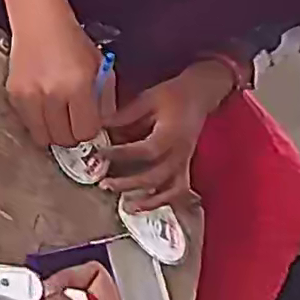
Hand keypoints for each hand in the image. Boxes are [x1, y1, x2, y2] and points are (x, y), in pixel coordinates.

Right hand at [7, 9, 110, 147]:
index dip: (90, 130)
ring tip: (58, 117)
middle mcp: (53, 93)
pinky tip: (43, 105)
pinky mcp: (14, 94)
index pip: (86, 131)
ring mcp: (30, 95)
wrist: (39, 23)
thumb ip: (105, 99)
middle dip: (72, 135)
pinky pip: (28, 123)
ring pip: (43, 137)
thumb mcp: (100, 66)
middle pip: (64, 139)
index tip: (89, 123)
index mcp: (78, 85)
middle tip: (73, 122)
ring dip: (53, 132)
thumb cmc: (71, 41)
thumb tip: (102, 125)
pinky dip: (37, 121)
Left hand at [103, 59, 237, 210]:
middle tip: (104, 183)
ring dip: (148, 200)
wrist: (200, 94)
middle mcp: (180, 152)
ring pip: (170, 190)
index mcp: (171, 135)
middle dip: (128, 183)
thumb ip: (124, 116)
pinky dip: (162, 201)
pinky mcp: (185, 166)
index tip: (100, 154)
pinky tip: (143, 205)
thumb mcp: (147, 99)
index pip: (145, 151)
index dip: (122, 155)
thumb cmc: (172, 95)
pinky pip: (177, 190)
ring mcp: (185, 162)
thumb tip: (99, 128)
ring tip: (125, 205)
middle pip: (155, 176)